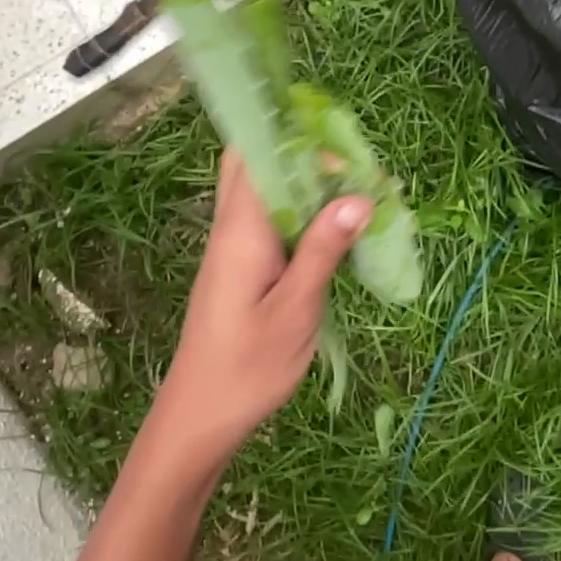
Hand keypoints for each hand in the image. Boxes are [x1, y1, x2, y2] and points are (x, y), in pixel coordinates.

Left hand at [147, 151, 371, 467]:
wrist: (201, 416)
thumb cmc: (248, 366)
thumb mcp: (295, 308)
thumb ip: (324, 250)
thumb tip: (359, 198)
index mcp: (241, 231)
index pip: (261, 157)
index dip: (302, 144)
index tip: (353, 162)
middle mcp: (232, 228)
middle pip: (259, 165)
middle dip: (306, 156)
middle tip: (357, 171)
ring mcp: (235, 247)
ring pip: (268, 193)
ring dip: (309, 187)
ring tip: (359, 196)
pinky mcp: (243, 267)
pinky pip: (273, 222)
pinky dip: (304, 215)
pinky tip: (337, 231)